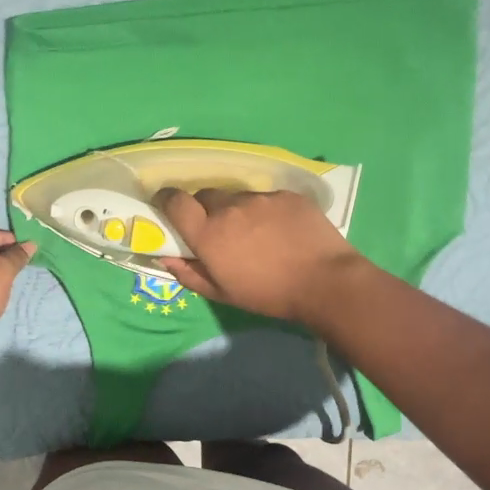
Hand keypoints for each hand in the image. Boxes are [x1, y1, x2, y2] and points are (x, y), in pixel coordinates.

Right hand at [155, 188, 372, 324]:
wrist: (324, 281)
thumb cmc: (268, 294)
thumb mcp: (222, 293)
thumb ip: (189, 273)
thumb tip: (166, 258)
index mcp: (209, 234)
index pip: (175, 201)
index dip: (166, 200)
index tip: (166, 207)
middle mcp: (230, 208)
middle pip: (205, 196)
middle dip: (203, 209)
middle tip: (215, 230)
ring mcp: (261, 197)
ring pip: (237, 196)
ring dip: (235, 211)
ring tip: (252, 234)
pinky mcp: (287, 194)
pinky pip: (265, 198)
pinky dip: (263, 211)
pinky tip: (278, 231)